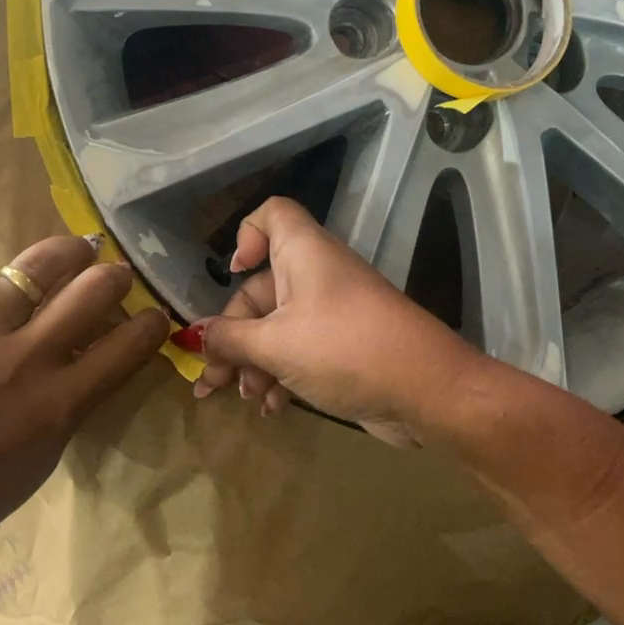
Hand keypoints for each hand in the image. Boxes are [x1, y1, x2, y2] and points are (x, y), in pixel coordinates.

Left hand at [0, 234, 166, 566]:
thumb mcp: (45, 456)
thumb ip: (70, 404)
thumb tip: (88, 360)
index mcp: (59, 403)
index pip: (126, 347)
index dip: (152, 324)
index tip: (156, 315)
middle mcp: (24, 360)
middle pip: (90, 293)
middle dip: (116, 276)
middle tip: (117, 274)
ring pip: (31, 269)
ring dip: (64, 252)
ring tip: (76, 249)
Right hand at [193, 197, 487, 446]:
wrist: (428, 392)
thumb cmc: (346, 350)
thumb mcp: (276, 346)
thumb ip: (230, 340)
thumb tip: (195, 336)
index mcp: (302, 254)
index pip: (272, 215)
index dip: (246, 235)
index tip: (232, 274)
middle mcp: (315, 276)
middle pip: (259, 289)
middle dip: (232, 334)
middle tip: (212, 377)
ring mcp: (330, 314)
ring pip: (275, 328)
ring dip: (253, 364)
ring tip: (244, 399)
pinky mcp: (342, 348)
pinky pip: (297, 352)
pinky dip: (280, 376)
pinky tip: (272, 409)